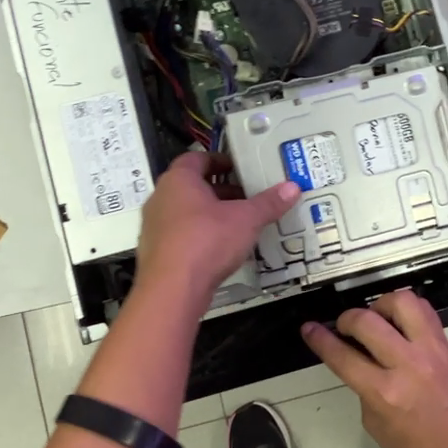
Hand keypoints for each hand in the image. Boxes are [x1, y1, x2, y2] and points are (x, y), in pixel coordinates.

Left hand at [137, 152, 298, 303]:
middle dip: (220, 190)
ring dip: (210, 214)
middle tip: (245, 198)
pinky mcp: (156, 251)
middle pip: (192, 186)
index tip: (239, 168)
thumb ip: (269, 203)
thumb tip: (293, 187)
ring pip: (186, 211)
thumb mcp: (246, 219)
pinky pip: (181, 235)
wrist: (173, 288)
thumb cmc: (207, 240)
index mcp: (179, 179)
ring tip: (238, 223)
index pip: (197, 158)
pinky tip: (220, 248)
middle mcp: (161, 197)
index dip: (219, 161)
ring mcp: (155, 226)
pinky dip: (200, 235)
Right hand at [301, 290, 447, 447]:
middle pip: (366, 321)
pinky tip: (397, 323)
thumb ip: (363, 389)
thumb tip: (358, 360)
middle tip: (344, 329)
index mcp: (384, 393)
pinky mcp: (445, 344)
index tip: (309, 329)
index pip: (343, 356)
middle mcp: (407, 364)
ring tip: (375, 320)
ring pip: (400, 302)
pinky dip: (404, 309)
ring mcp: (430, 350)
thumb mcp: (376, 427)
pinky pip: (423, 309)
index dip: (320, 339)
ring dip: (379, 305)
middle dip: (346, 319)